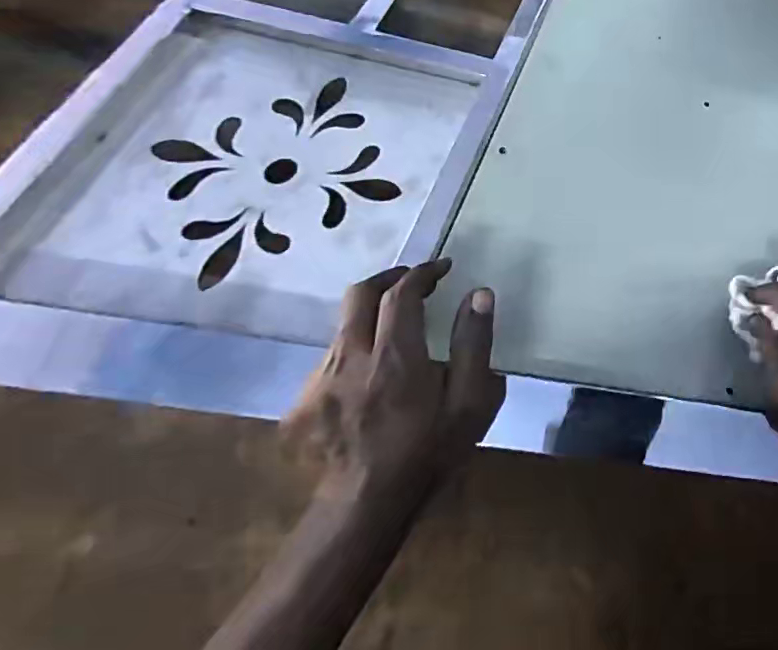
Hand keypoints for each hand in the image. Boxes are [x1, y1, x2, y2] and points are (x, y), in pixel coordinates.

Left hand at [283, 258, 505, 505]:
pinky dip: (354, 350)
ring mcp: (318, 383)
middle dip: (389, 278)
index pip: (402, 292)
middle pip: (359, 295)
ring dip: (371, 316)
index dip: (423, 272)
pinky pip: (328, 361)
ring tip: (397, 330)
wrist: (365, 508)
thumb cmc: (430, 451)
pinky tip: (371, 375)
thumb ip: (474, 343)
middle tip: (415, 281)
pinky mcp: (299, 406)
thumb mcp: (472, 400)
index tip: (443, 268)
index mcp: (395, 356)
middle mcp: (349, 359)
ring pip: (341, 327)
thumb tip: (478, 295)